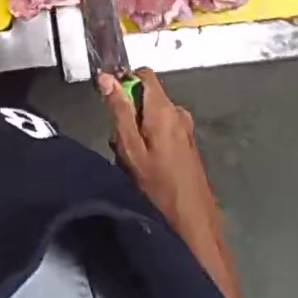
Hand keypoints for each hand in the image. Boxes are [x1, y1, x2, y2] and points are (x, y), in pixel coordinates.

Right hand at [100, 69, 221, 244]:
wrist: (191, 223)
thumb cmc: (157, 186)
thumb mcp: (130, 148)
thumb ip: (118, 110)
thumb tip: (106, 77)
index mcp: (164, 110)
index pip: (143, 74)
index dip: (123, 81)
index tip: (108, 101)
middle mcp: (178, 114)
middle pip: (145, 96)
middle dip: (127, 112)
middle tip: (118, 141)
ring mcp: (185, 130)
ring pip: (150, 116)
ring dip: (135, 130)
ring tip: (129, 159)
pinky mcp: (186, 145)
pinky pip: (160, 130)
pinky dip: (147, 141)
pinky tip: (143, 166)